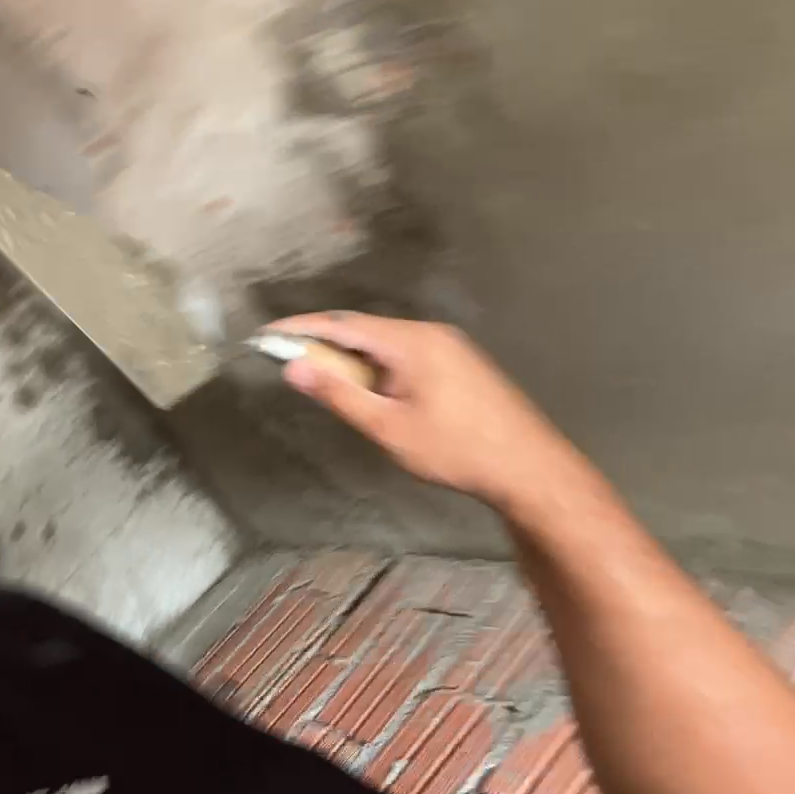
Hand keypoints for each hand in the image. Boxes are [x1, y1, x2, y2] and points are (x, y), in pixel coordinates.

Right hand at [270, 312, 587, 512]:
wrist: (529, 469)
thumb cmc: (454, 449)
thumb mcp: (387, 426)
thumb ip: (338, 393)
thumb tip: (292, 368)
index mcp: (412, 342)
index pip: (343, 324)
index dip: (300, 328)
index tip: (265, 334)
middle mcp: (429, 334)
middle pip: (361, 328)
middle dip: (319, 340)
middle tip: (283, 355)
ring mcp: (446, 346)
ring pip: (381, 340)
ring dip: (345, 353)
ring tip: (316, 373)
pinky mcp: (455, 362)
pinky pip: (400, 351)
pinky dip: (370, 362)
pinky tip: (361, 383)